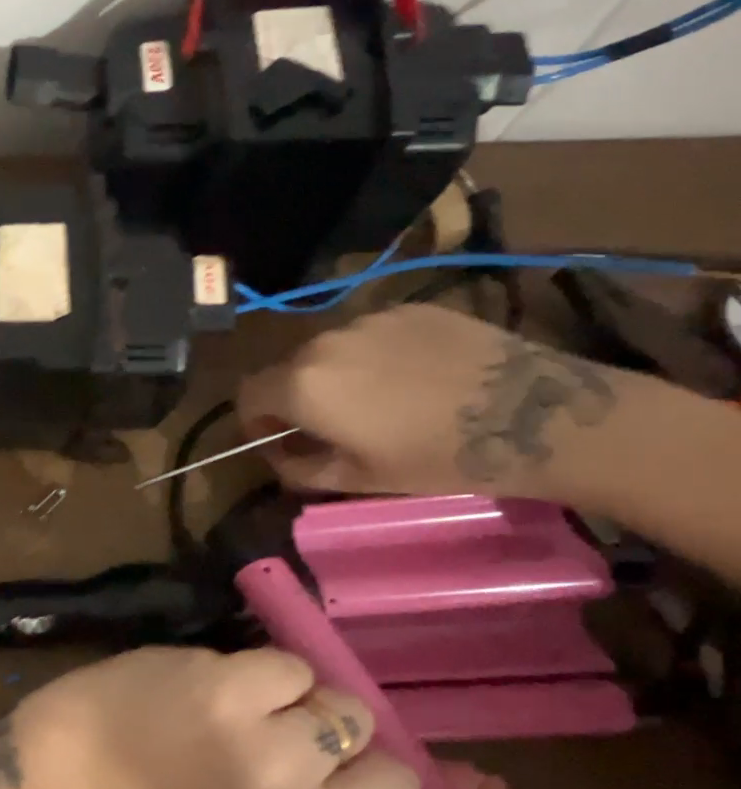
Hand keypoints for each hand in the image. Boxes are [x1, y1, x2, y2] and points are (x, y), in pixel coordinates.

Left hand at [20, 647, 528, 788]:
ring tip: (248, 728)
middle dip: (351, 755)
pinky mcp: (231, 698)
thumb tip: (464, 788)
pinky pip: (297, 669)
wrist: (98, 753)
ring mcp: (266, 759)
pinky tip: (225, 696)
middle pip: (396, 772)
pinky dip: (267, 673)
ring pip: (348, 712)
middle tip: (285, 761)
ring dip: (307, 711)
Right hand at [238, 304, 627, 498]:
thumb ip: (301, 468)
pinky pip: (373, 333)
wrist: (542, 416)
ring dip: (339, 373)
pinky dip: (379, 355)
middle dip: (299, 397)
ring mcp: (367, 320)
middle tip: (338, 425)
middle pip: (287, 369)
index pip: (247, 394)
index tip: (280, 440)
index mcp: (301, 385)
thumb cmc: (442, 457)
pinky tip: (420, 377)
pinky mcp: (409, 309)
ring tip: (384, 399)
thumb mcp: (361, 479)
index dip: (255, 421)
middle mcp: (322, 343)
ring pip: (330, 349)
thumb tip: (279, 455)